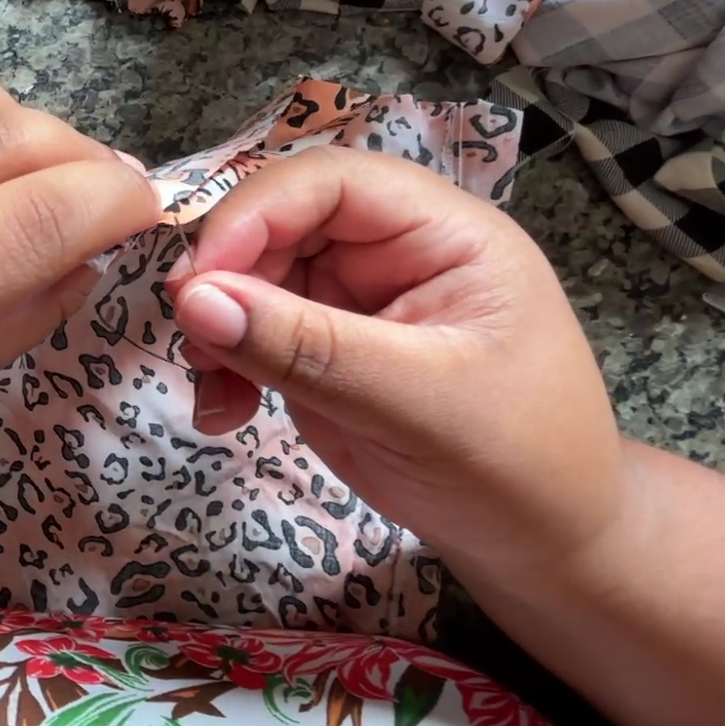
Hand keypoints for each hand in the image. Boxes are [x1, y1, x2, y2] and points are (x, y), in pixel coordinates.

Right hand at [168, 147, 625, 577]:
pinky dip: (220, 365)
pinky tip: (224, 411)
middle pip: (274, 223)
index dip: (255, 212)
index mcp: (441, 233)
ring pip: (244, 276)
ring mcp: (345, 294)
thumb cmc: (514, 466)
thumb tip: (191, 299)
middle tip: (191, 336)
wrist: (533, 543)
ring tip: (210, 384)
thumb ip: (303, 348)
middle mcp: (385, 249)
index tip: (200, 277)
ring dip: (213, 328)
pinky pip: (242, 329)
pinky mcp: (312, 339)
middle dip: (224, 277)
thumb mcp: (415, 405)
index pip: (331, 182)